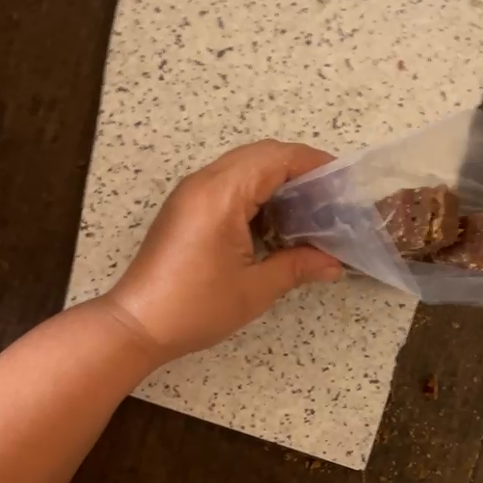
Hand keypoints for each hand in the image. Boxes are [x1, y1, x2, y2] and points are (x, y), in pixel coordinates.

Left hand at [102, 140, 344, 362]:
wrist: (138, 325)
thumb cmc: (194, 308)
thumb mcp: (254, 289)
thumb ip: (297, 267)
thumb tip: (333, 264)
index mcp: (222, 194)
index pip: (278, 158)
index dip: (315, 164)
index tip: (343, 183)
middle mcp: (203, 183)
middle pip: (261, 156)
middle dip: (298, 172)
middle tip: (328, 200)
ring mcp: (190, 194)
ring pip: (243, 169)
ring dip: (275, 183)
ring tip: (306, 214)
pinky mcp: (183, 210)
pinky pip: (226, 186)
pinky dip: (253, 195)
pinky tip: (272, 225)